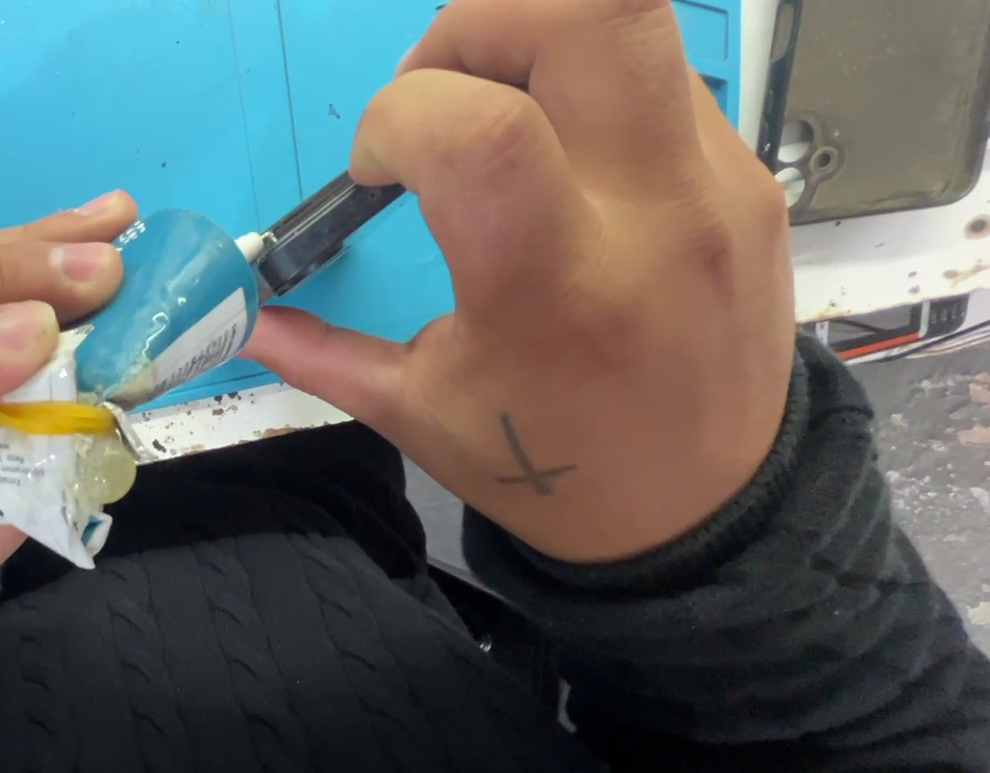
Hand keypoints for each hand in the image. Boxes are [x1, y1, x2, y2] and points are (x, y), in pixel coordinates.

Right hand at [244, 0, 794, 562]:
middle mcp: (645, 211)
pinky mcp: (749, 172)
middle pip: (584, 9)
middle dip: (470, 26)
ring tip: (482, 117)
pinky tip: (548, 166)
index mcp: (543, 290)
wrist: (692, 506)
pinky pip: (655, 75)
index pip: (473, 128)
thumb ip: (315, 354)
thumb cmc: (535, 465)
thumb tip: (239, 318)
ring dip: (525, 43)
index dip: (395, 119)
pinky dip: (577, 90)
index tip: (373, 172)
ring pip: (630, 19)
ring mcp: (714, 179)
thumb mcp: (411, 413)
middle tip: (429, 98)